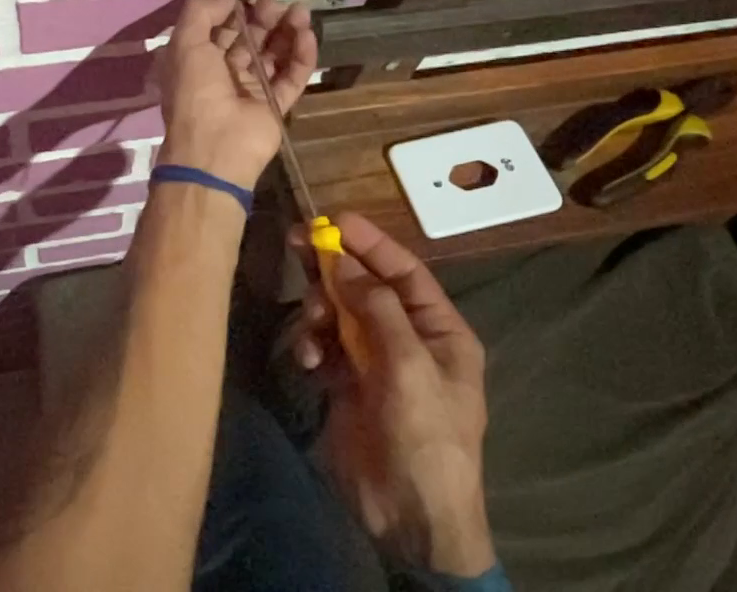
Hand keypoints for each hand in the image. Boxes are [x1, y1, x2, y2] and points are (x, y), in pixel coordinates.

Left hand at [153, 0, 317, 188]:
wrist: (215, 147)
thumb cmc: (195, 91)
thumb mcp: (184, 43)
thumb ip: (201, 13)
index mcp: (197, 61)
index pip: (220, 30)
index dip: (235, 12)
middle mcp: (224, 74)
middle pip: (249, 39)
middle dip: (264, 18)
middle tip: (277, 4)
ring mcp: (252, 91)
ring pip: (274, 55)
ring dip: (287, 31)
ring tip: (300, 12)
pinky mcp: (276, 106)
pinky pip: (292, 76)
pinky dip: (302, 56)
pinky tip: (307, 35)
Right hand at [294, 214, 494, 576]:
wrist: (410, 517)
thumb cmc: (426, 436)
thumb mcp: (409, 366)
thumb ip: (376, 308)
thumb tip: (344, 260)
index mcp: (439, 330)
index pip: (405, 272)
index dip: (371, 243)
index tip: (334, 219)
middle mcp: (407, 338)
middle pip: (366, 286)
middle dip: (334, 266)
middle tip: (297, 241)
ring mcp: (374, 361)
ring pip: (339, 313)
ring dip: (320, 309)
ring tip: (311, 321)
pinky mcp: (346, 383)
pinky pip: (323, 346)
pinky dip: (312, 344)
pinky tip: (308, 357)